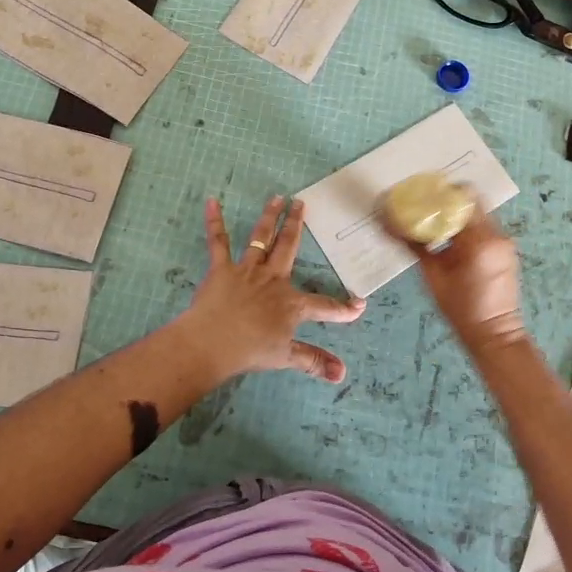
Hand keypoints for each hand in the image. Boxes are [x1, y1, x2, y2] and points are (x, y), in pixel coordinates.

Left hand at [173, 196, 365, 382]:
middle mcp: (272, 279)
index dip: (342, 309)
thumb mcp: (285, 357)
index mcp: (290, 303)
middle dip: (296, 225)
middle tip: (302, 203)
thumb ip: (313, 361)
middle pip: (288, 247)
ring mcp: (246, 270)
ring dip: (270, 216)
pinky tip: (211, 202)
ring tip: (277, 197)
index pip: (323, 307)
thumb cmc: (250, 351)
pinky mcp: (221, 268)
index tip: (359, 305)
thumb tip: (342, 373)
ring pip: (261, 238)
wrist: (212, 343)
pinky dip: (214, 222)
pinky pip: (218, 242)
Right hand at [385, 209, 527, 351]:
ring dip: (460, 213)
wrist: (494, 334)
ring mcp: (504, 241)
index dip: (441, 193)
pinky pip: (486, 226)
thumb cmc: (460, 308)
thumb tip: (388, 224)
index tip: (422, 196)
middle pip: (473, 201)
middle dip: (449, 201)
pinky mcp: (506, 249)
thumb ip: (414, 245)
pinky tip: (454, 238)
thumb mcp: (432, 276)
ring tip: (439, 223)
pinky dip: (470, 226)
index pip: (461, 200)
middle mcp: (496, 235)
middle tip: (428, 207)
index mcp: (478, 241)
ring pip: (480, 212)